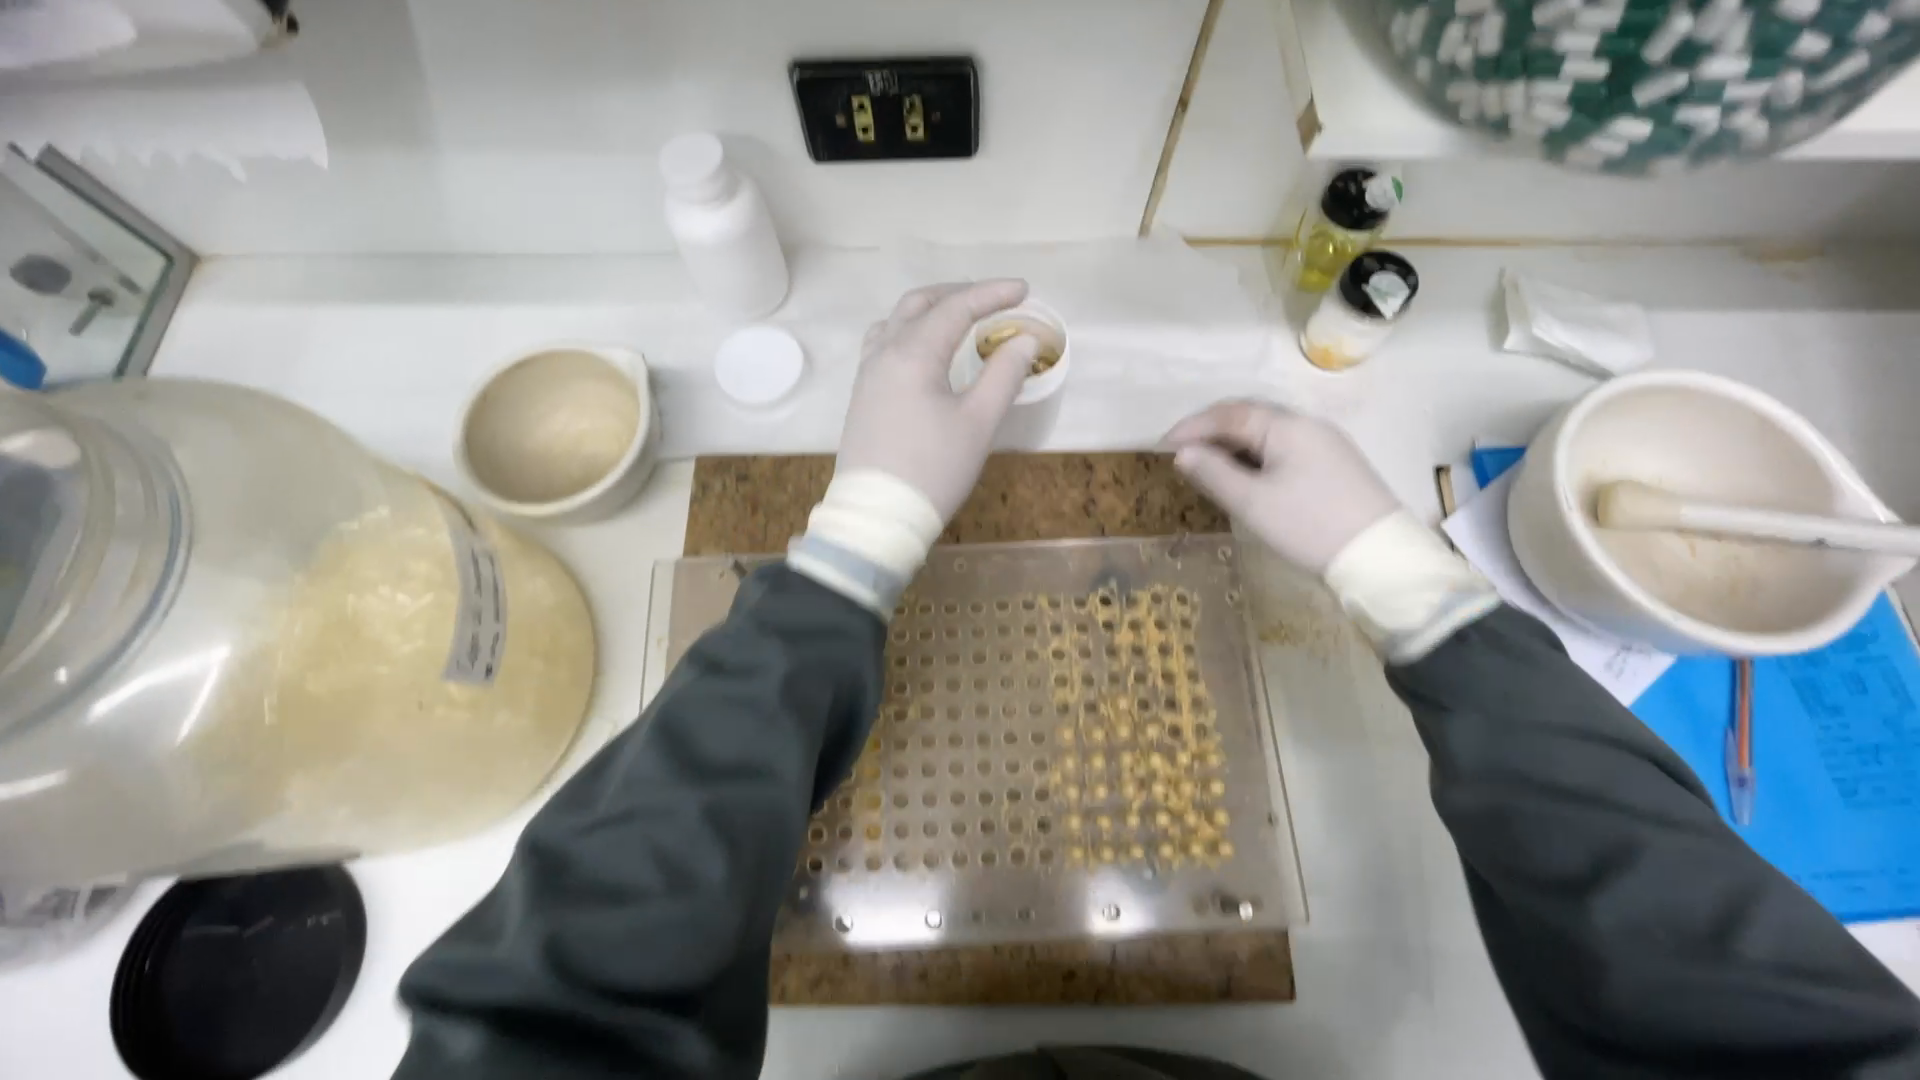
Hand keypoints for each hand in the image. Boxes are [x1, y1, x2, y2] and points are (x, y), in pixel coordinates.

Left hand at [838, 281, 1040, 520]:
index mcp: (912, 354)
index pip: (955, 307)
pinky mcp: (862, 396)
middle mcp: (883, 353)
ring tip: (959, 319)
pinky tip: (924, 351)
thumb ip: (1004, 375)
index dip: (992, 294)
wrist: (878, 516)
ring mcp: (867, 374)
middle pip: (919, 304)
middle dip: (958, 294)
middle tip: (993, 300)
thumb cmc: (934, 469)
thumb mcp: (979, 423)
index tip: (1023, 290)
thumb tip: (1024, 340)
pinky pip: (883, 344)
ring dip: (929, 310)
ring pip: (895, 321)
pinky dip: (909, 331)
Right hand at [1164, 401, 1399, 575]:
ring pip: (1268, 435)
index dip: (1193, 426)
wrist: (1380, 557)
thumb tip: (1183, 453)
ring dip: (1233, 446)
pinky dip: (1256, 457)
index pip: (1230, 414)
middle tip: (1182, 454)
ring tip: (1207, 467)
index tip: (1163, 445)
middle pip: (1250, 418)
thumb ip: (1213, 473)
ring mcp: (1325, 444)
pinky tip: (1245, 477)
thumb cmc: (1309, 526)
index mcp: (1287, 427)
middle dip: (1212, 433)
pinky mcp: (1335, 465)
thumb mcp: (1252, 503)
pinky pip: (1284, 449)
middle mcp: (1308, 425)